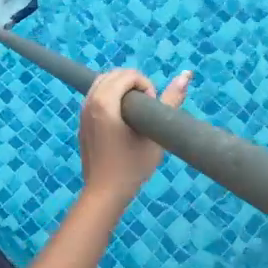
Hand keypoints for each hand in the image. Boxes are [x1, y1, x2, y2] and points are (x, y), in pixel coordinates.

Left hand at [77, 68, 191, 202]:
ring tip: (135, 115)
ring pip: (102, 83)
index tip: (151, 108)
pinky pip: (95, 97)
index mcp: (104, 102)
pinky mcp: (81, 122)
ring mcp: (82, 111)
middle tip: (145, 110)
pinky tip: (121, 121)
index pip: (127, 75)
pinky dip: (110, 98)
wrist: (105, 192)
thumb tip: (186, 75)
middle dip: (133, 84)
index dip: (145, 86)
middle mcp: (89, 102)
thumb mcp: (154, 135)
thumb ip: (170, 103)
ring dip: (121, 90)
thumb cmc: (132, 166)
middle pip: (113, 75)